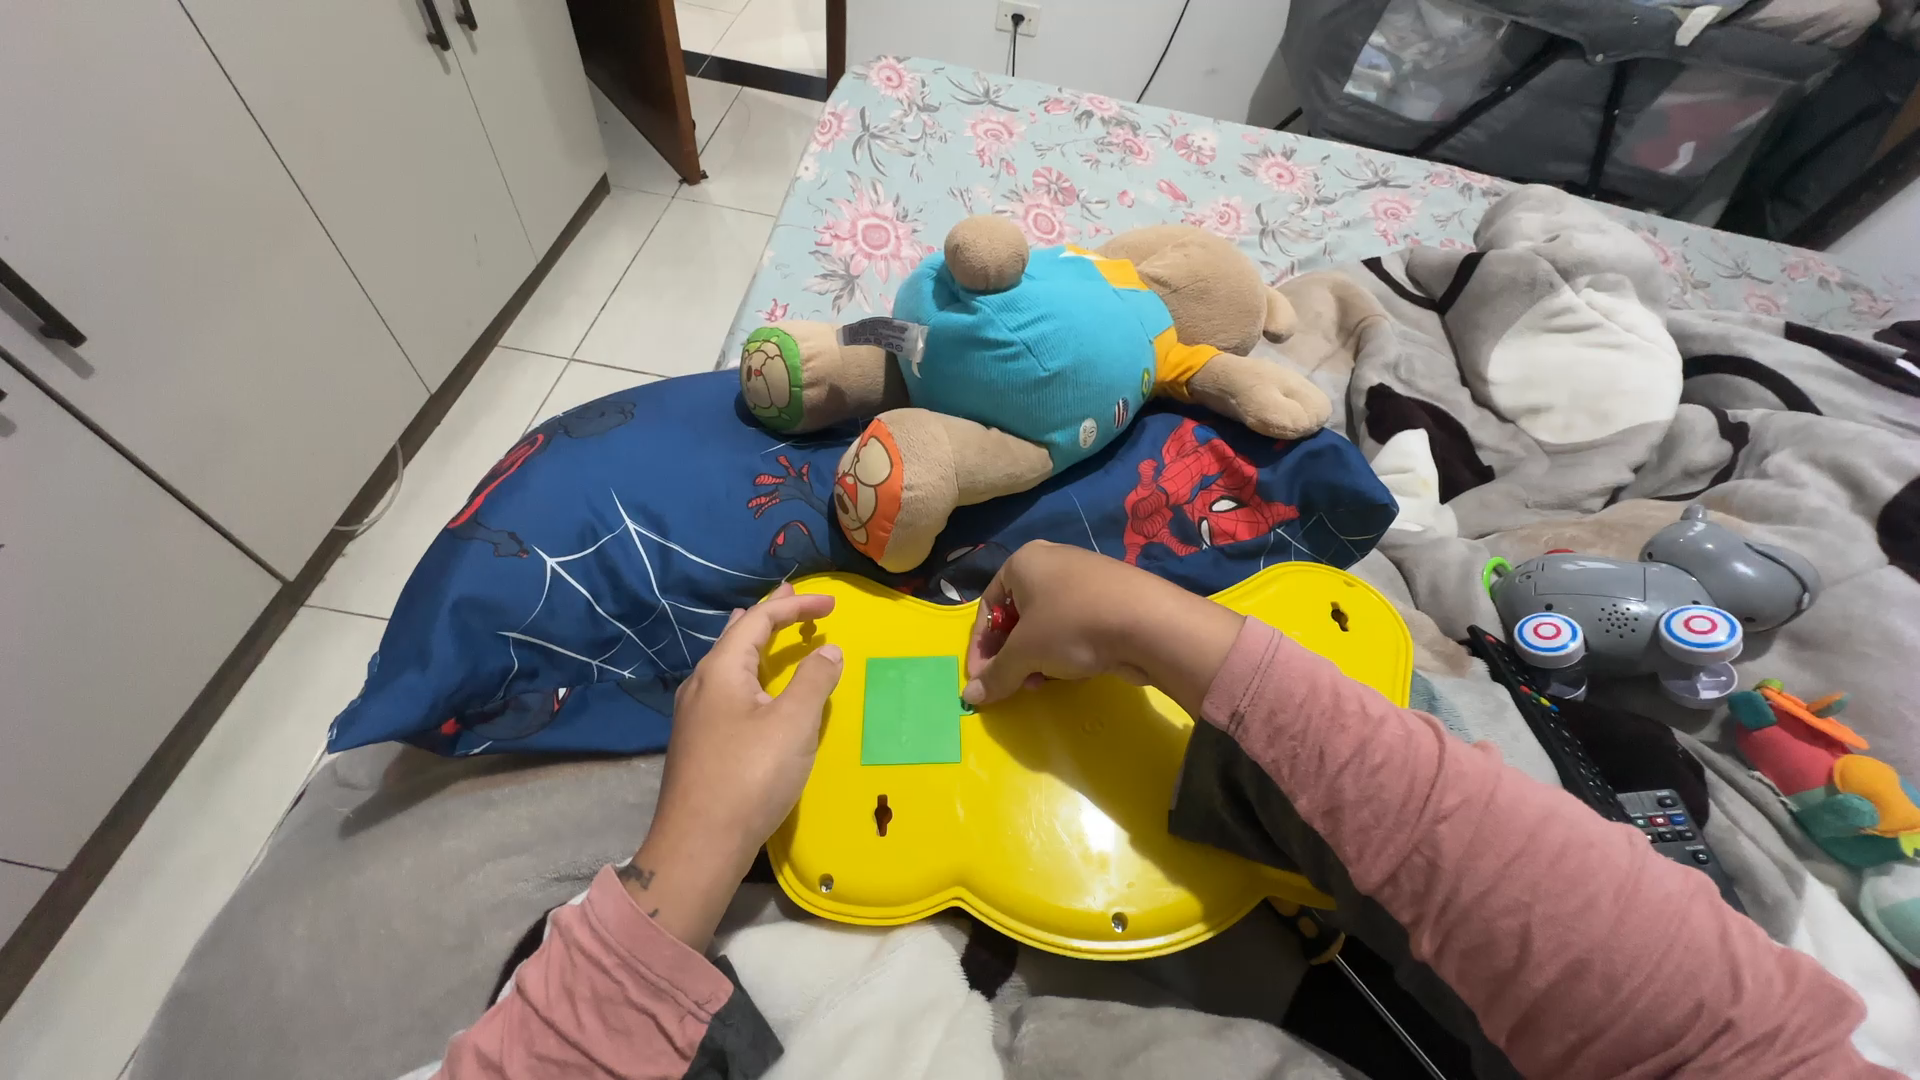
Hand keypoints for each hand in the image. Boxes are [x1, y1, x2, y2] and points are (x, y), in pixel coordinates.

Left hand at [624, 583, 842, 948]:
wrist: (699, 845)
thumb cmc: (750, 776)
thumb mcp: (794, 723)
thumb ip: (815, 680)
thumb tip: (829, 650)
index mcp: (722, 669)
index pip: (759, 620)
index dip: (796, 607)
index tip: (833, 603)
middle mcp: (702, 683)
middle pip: (737, 634)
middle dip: (769, 615)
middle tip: (793, 597)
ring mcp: (695, 713)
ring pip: (728, 661)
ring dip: (756, 641)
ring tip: (767, 628)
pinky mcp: (698, 739)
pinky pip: (727, 685)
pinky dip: (750, 669)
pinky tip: (753, 683)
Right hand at [962, 541, 1242, 712]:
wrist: (1149, 622)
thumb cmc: (1072, 626)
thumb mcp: (1026, 653)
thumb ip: (996, 675)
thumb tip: (970, 697)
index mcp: (1023, 561)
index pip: (987, 606)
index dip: (980, 647)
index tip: (981, 680)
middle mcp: (1051, 560)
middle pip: (1017, 615)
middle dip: (1010, 654)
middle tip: (1012, 683)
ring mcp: (1084, 577)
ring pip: (1046, 623)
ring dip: (1036, 656)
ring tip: (1042, 682)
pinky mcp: (1110, 597)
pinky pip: (1074, 624)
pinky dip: (1065, 649)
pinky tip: (1072, 671)